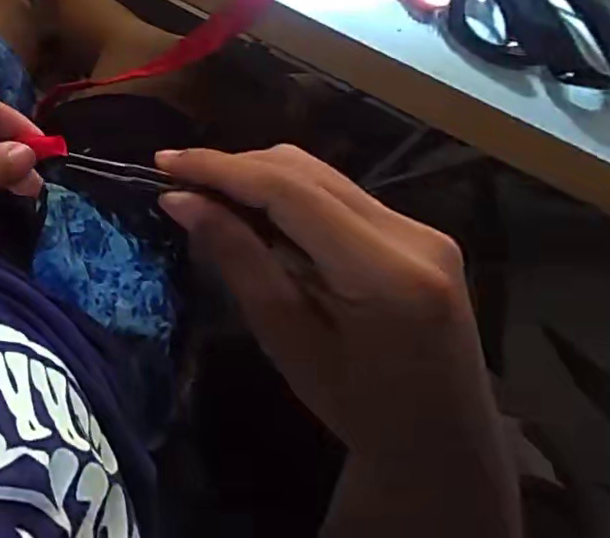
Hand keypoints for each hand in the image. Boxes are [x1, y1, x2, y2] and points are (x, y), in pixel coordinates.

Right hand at [157, 146, 499, 462]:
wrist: (445, 449)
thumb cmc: (357, 406)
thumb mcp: (284, 337)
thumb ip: (235, 256)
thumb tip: (178, 198)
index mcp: (384, 271)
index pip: (288, 189)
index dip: (220, 167)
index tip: (164, 160)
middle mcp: (411, 234)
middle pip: (302, 170)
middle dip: (233, 168)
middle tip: (179, 181)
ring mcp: (418, 229)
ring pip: (316, 172)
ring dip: (257, 175)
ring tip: (209, 194)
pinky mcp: (414, 232)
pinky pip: (333, 191)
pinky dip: (285, 191)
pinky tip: (255, 211)